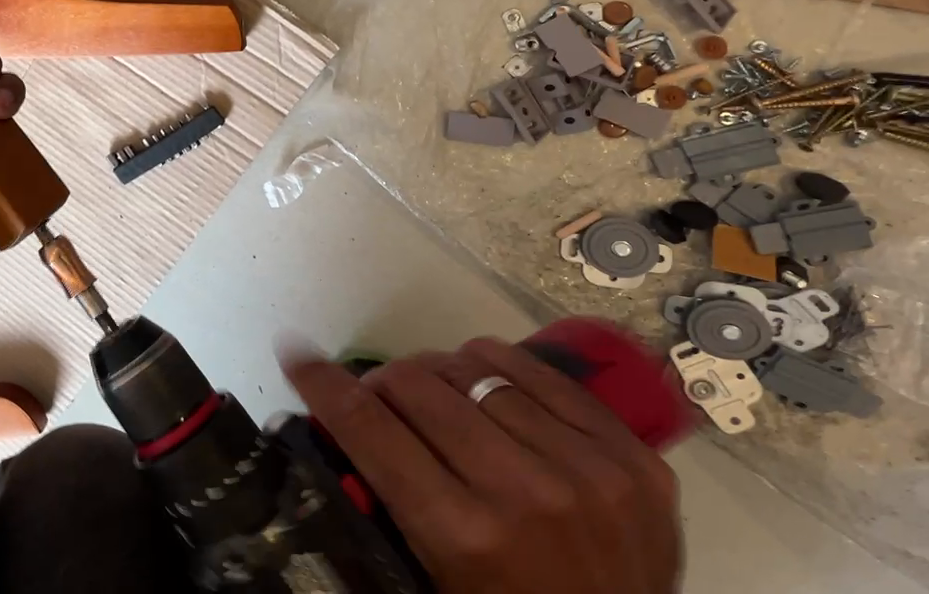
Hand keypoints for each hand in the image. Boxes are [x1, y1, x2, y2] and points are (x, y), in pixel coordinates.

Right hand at [284, 338, 680, 593]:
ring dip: (437, 375)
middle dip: (378, 383)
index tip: (295, 356)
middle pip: (413, 382)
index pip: (365, 422)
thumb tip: (327, 422)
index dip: (319, 380)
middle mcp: (523, 492)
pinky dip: (497, 366)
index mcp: (462, 533)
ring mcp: (587, 471)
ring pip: (472, 366)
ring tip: (434, 397)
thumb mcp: (426, 574)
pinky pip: (540, 373)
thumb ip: (379, 500)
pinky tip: (485, 382)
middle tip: (377, 402)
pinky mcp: (632, 459)